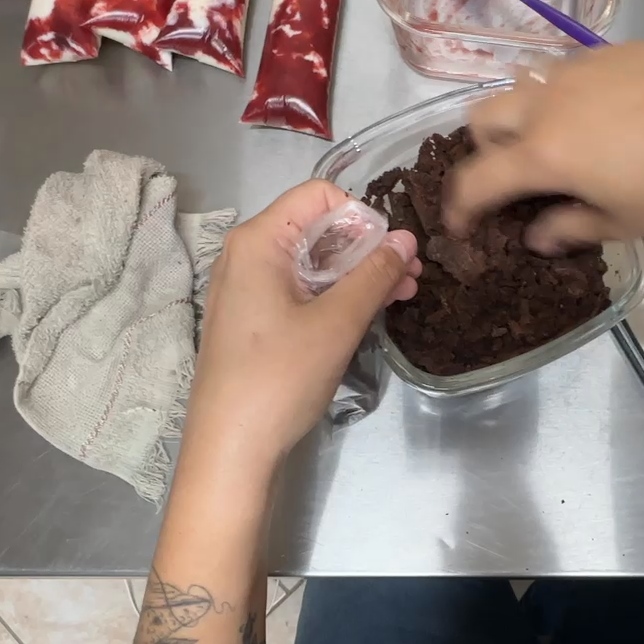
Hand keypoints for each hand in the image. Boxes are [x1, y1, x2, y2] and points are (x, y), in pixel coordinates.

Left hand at [182, 181, 419, 477]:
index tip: (394, 252)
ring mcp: (248, 291)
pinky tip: (367, 314)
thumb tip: (406, 240)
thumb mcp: (336, 323)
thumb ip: (374, 275)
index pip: (319, 196)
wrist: (231, 447)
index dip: (363, 216)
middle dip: (368, 249)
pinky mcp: (254, 322)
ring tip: (401, 297)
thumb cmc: (280, 378)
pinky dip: (336, 298)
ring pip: (313, 264)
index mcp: (259, 241)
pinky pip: (301, 292)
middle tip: (412, 278)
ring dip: (358, 276)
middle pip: (317, 230)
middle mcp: (247, 256)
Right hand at [444, 40, 643, 249]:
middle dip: (482, 155)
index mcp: (543, 152)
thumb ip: (569, 229)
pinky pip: (562, 75)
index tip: (461, 231)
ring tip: (554, 152)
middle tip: (510, 185)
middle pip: (482, 120)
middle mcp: (547, 102)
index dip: (460, 211)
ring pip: (520, 88)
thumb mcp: (623, 222)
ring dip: (517, 122)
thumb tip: (537, 236)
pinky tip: (600, 125)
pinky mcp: (612, 52)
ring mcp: (579, 69)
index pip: (476, 181)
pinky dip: (558, 103)